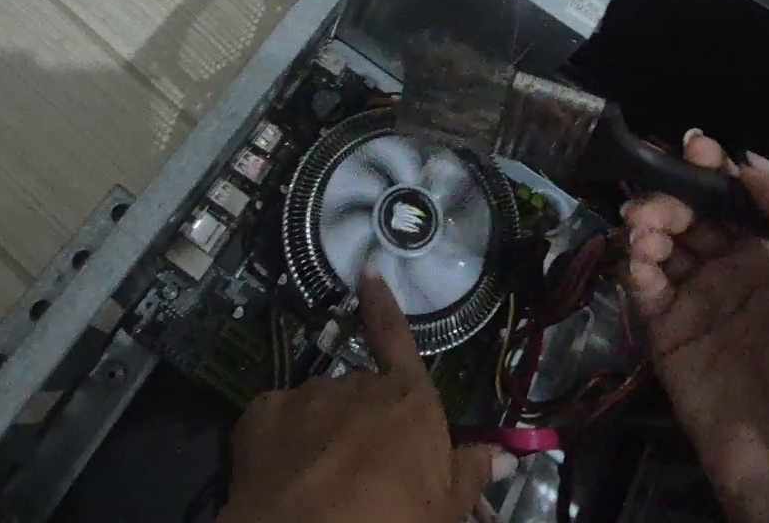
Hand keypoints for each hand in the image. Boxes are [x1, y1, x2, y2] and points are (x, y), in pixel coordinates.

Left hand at [219, 268, 509, 522]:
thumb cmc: (395, 520)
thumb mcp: (445, 508)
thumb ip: (469, 472)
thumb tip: (504, 452)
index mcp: (405, 400)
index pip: (396, 338)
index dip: (382, 305)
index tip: (367, 271)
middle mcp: (356, 385)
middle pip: (358, 393)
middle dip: (358, 421)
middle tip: (361, 471)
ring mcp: (307, 395)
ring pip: (317, 408)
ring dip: (320, 434)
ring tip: (320, 486)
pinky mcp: (263, 413)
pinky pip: (276, 421)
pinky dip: (281, 443)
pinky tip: (283, 477)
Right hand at [622, 132, 768, 522]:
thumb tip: (745, 162)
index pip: (738, 196)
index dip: (713, 169)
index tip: (690, 148)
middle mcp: (736, 271)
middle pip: (690, 213)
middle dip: (669, 197)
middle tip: (653, 205)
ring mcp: (698, 301)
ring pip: (661, 241)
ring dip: (646, 225)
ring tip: (642, 234)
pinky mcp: (665, 332)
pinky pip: (641, 285)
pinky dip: (634, 266)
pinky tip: (640, 265)